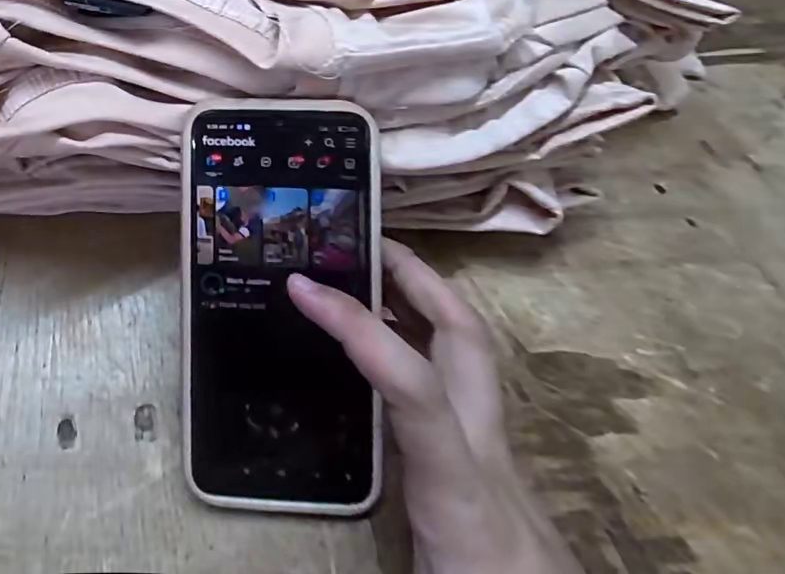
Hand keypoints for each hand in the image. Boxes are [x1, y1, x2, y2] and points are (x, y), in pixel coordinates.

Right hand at [288, 241, 581, 573]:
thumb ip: (376, 560)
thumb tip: (289, 536)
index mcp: (463, 491)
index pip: (416, 389)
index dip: (358, 328)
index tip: (302, 286)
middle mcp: (486, 457)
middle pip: (469, 341)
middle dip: (416, 277)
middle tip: (357, 243)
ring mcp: (495, 457)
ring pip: (468, 352)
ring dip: (418, 299)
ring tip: (361, 274)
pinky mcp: (489, 467)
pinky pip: (452, 380)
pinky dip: (417, 343)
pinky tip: (381, 352)